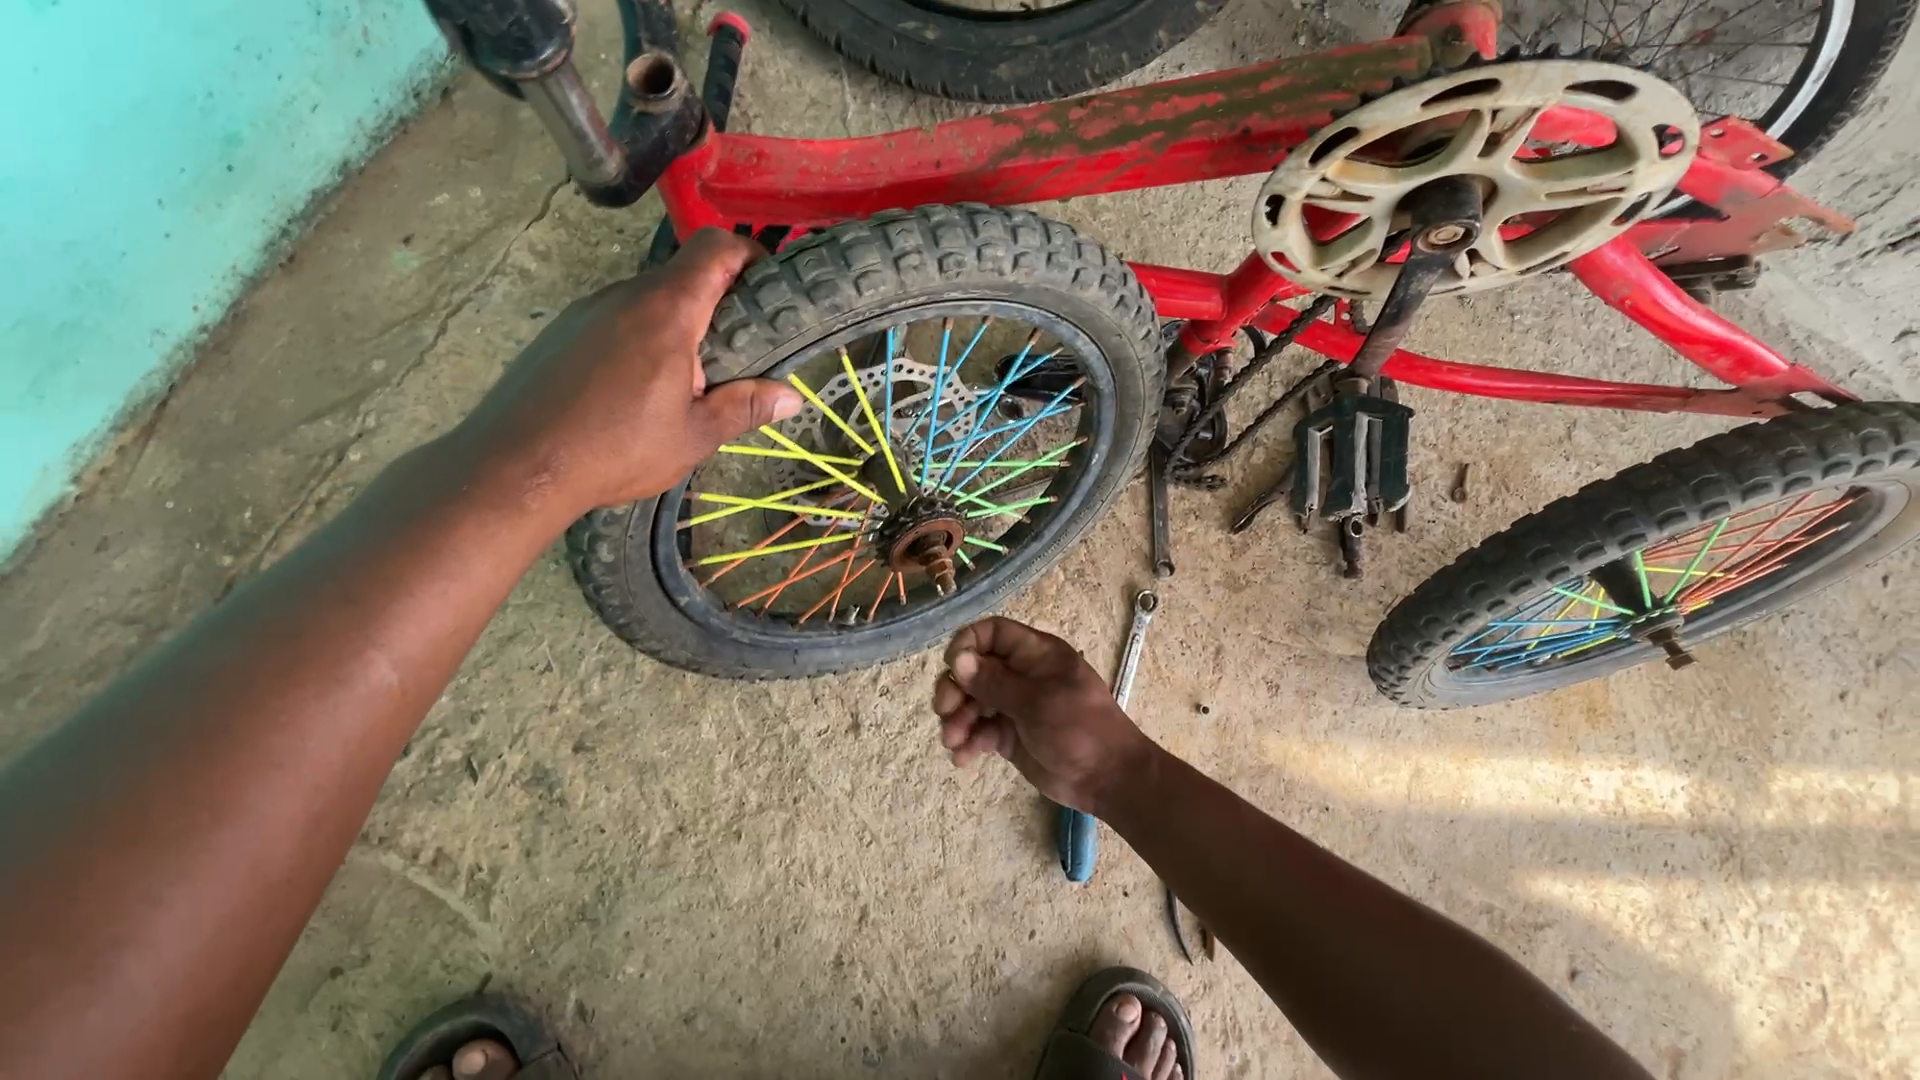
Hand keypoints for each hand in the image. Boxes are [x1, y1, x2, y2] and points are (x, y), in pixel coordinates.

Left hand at [453, 228, 802, 513]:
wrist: (518, 465)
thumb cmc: (617, 449)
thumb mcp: (695, 436)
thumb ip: (746, 408)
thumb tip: (793, 397)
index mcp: (667, 311)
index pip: (715, 248)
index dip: (749, 254)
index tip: (768, 285)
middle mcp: (626, 295)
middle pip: (683, 275)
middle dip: (718, 304)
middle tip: (735, 352)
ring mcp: (588, 309)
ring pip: (648, 300)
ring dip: (677, 325)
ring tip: (685, 381)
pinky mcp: (563, 330)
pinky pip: (616, 319)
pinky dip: (641, 338)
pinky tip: (636, 389)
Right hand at [932, 616, 1160, 815]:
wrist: (1107, 778)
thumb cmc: (1080, 728)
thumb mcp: (1037, 702)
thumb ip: (994, 682)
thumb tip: (957, 660)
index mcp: (1035, 654)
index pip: (992, 633)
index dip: (967, 645)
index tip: (952, 668)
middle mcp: (1021, 675)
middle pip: (974, 669)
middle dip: (955, 689)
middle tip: (944, 711)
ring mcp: (1014, 706)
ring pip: (972, 702)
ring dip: (957, 719)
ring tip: (953, 741)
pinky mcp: (1009, 735)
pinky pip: (980, 731)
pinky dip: (968, 742)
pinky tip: (963, 758)